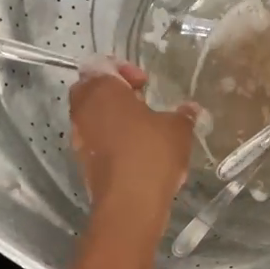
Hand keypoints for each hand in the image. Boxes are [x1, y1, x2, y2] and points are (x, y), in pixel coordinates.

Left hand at [69, 59, 196, 232]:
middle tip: (140, 100)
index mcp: (101, 90)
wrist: (130, 204)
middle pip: (91, 88)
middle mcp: (83, 109)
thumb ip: (183, 114)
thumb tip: (190, 109)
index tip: (144, 83)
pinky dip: (111, 138)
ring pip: (92, 115)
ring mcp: (79, 136)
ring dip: (112, 116)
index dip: (124, 69)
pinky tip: (136, 150)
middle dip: (114, 91)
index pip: (101, 64)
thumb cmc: (152, 155)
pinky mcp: (83, 161)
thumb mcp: (178, 129)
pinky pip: (95, 138)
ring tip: (142, 127)